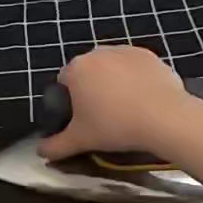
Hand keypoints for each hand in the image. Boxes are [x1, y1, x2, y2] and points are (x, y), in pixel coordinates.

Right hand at [36, 45, 191, 160]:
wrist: (164, 117)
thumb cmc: (115, 126)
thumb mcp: (80, 140)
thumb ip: (55, 146)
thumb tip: (39, 152)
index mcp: (77, 68)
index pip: (64, 81)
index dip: (70, 101)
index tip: (82, 118)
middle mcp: (98, 52)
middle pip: (89, 72)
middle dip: (92, 89)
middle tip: (104, 116)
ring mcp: (126, 50)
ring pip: (113, 68)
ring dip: (114, 82)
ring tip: (126, 109)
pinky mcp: (150, 55)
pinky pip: (136, 68)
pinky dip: (136, 80)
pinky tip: (144, 99)